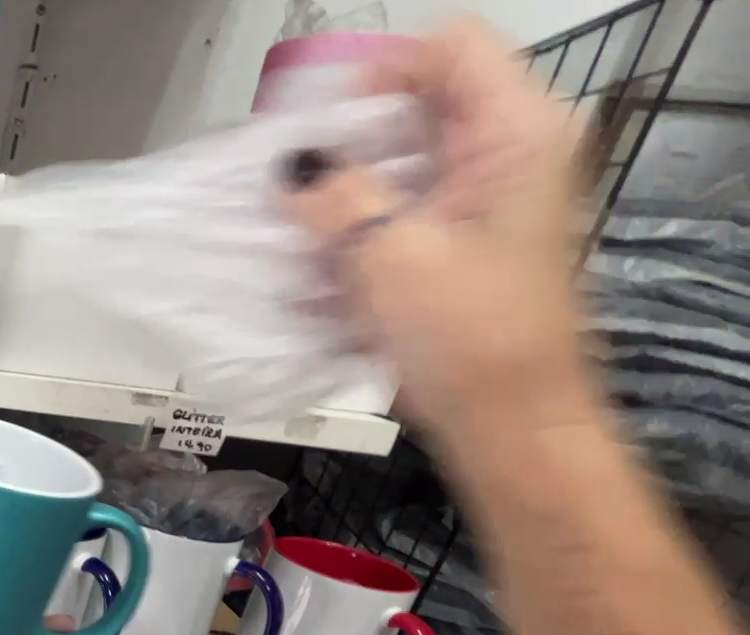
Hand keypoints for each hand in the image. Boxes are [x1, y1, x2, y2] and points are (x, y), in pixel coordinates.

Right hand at [283, 18, 594, 434]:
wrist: (501, 415)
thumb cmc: (465, 334)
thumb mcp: (396, 258)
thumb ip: (338, 201)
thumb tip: (288, 167)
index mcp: (513, 135)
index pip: (447, 51)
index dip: (379, 75)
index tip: (320, 133)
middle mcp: (498, 153)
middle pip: (413, 104)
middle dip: (345, 137)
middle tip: (290, 181)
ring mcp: (471, 198)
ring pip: (393, 159)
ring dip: (338, 185)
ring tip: (291, 221)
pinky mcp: (444, 240)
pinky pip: (388, 205)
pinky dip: (347, 221)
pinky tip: (313, 254)